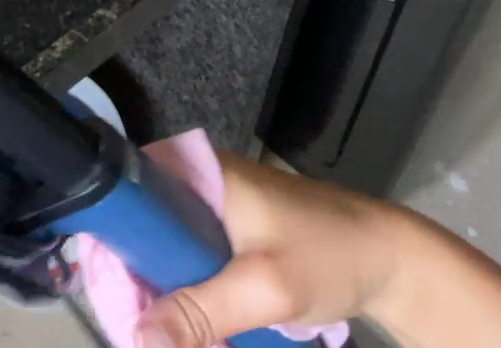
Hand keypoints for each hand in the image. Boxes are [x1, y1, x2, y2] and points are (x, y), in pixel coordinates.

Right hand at [135, 153, 409, 346]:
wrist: (391, 260)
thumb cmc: (329, 257)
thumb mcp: (266, 288)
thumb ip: (201, 312)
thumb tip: (137, 340)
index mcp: (193, 170)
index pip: (125, 195)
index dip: (108, 241)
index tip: (110, 291)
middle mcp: (193, 179)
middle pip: (139, 227)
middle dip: (134, 277)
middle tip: (139, 326)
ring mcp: (209, 204)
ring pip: (162, 247)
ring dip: (161, 289)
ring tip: (163, 330)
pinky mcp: (224, 228)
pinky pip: (185, 257)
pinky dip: (185, 289)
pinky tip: (189, 322)